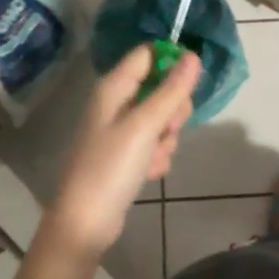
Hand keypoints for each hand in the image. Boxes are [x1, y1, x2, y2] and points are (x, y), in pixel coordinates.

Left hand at [43, 46, 198, 259]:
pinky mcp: (127, 154)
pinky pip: (155, 143)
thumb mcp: (145, 126)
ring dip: (166, 137)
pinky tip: (149, 173)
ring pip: (162, 118)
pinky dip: (158, 156)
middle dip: (173, 109)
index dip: (171, 64)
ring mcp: (122, 130)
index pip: (148, 54)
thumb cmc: (110, 168)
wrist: (86, 223)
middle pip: (160, 87)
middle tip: (169, 128)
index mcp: (114, 87)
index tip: (189, 85)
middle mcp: (117, 103)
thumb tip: (193, 55)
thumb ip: (171, 91)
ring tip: (154, 156)